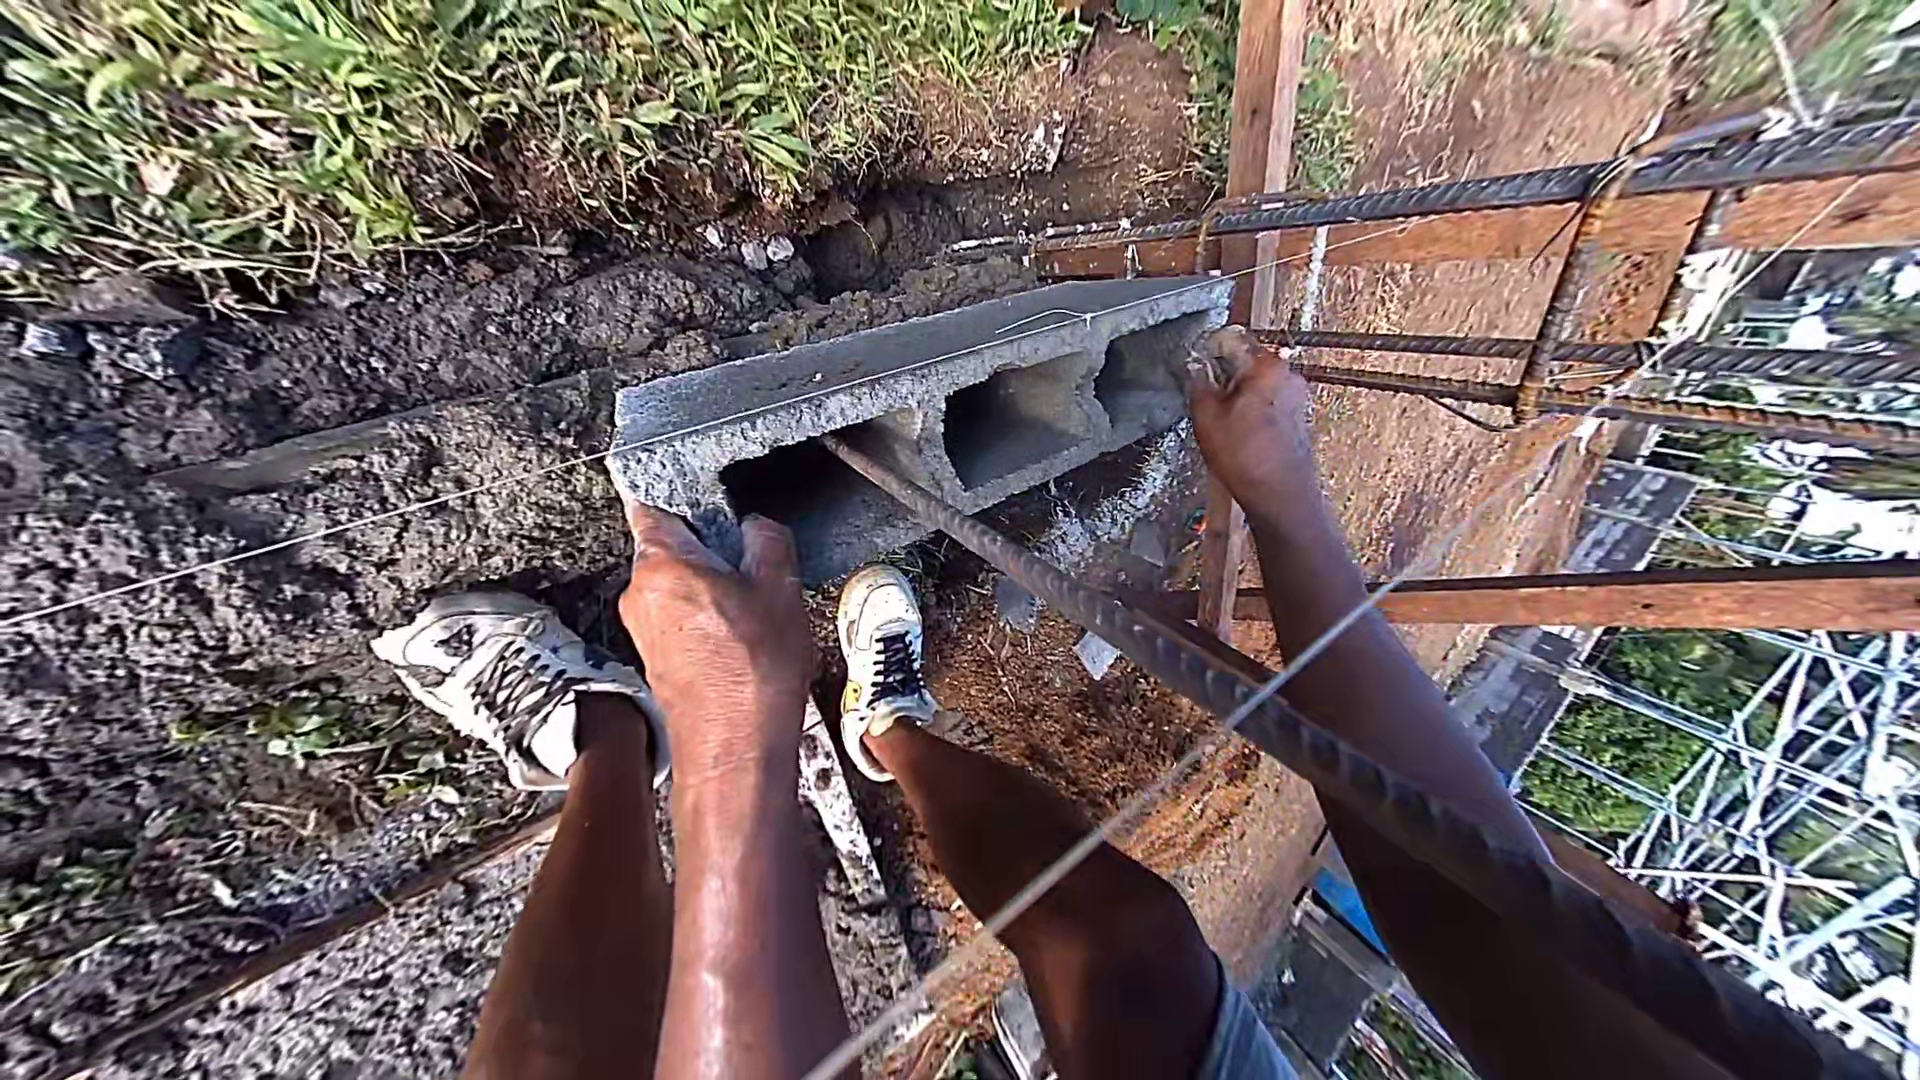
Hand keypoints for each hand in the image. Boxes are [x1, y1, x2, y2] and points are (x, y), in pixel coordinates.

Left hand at [618, 506, 815, 787]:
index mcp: (662, 565)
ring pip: (680, 584)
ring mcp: (645, 629)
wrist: (736, 746)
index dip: (680, 495)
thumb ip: (767, 539)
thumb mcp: (780, 587)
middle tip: (753, 564)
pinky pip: (681, 616)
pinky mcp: (658, 657)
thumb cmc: (752, 673)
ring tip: (754, 607)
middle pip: (672, 547)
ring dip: (713, 584)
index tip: (700, 494)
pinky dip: (708, 614)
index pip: (653, 505)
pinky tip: (743, 635)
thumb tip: (756, 527)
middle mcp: (641, 595)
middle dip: (711, 548)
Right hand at [1187, 326, 1322, 519]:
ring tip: (1222, 428)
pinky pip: (1267, 405)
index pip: (1232, 340)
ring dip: (1236, 400)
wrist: (1279, 494)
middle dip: (1223, 380)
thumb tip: (1194, 367)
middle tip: (1206, 407)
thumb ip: (1198, 383)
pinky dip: (1250, 415)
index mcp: (1267, 366)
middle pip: (1246, 364)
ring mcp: (1297, 398)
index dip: (1207, 352)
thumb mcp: (1206, 416)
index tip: (1194, 368)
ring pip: (1256, 386)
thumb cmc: (1246, 457)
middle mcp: (1288, 375)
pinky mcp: (1297, 418)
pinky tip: (1239, 439)